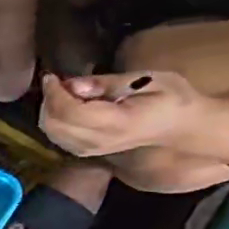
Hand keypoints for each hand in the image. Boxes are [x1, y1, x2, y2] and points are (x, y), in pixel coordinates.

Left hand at [39, 71, 214, 157]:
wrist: (180, 127)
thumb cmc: (171, 98)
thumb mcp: (150, 80)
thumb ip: (108, 83)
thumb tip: (73, 84)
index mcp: (117, 123)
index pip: (71, 113)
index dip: (55, 94)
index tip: (51, 76)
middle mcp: (98, 141)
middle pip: (55, 125)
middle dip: (48, 102)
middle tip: (55, 82)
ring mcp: (90, 150)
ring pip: (52, 133)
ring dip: (48, 111)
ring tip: (60, 92)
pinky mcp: (85, 152)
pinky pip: (57, 138)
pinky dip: (53, 121)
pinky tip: (64, 107)